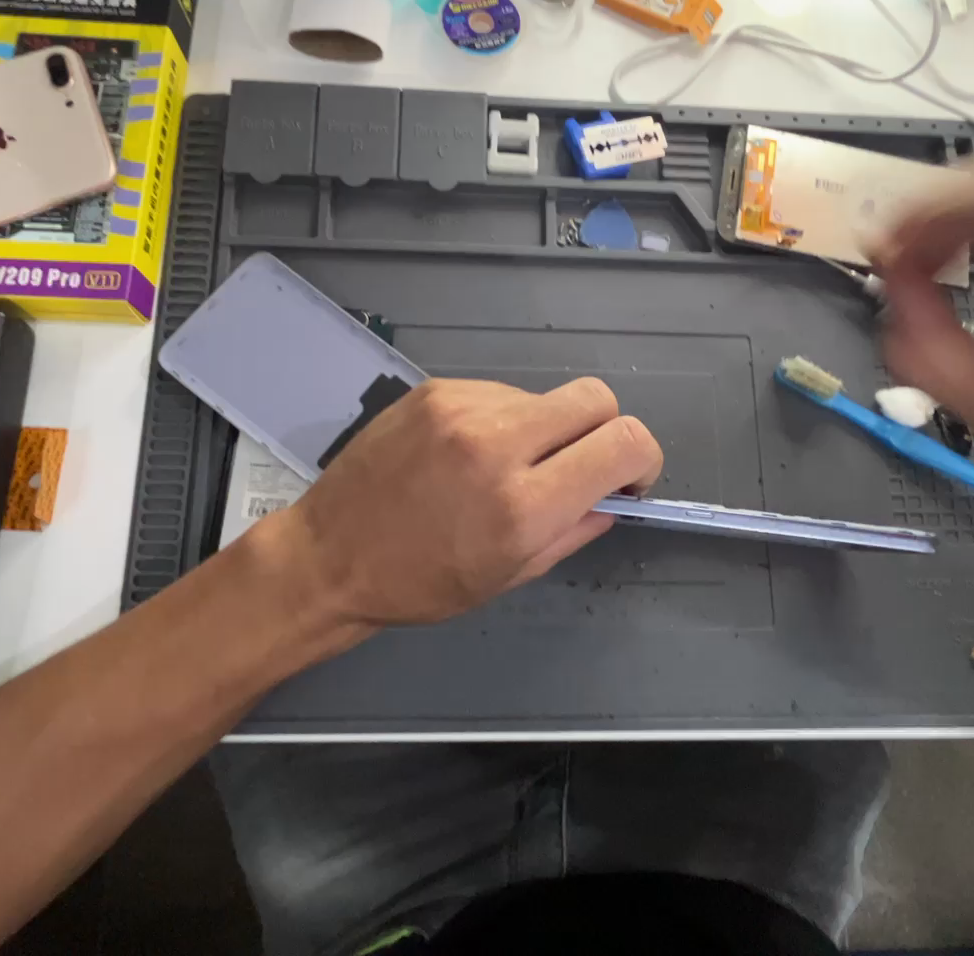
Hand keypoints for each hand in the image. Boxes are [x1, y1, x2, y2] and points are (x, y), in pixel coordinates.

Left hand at [266, 377, 663, 626]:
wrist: (330, 555)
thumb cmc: (421, 583)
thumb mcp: (509, 575)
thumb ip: (574, 529)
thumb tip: (613, 495)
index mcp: (524, 505)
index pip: (626, 442)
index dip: (643, 459)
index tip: (625, 480)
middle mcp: (498, 443)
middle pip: (596, 398)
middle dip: (603, 431)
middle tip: (574, 467)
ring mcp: (463, 408)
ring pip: (545, 396)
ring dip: (545, 429)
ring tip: (503, 467)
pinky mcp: (436, 389)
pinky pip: (500, 393)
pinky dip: (503, 420)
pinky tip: (467, 452)